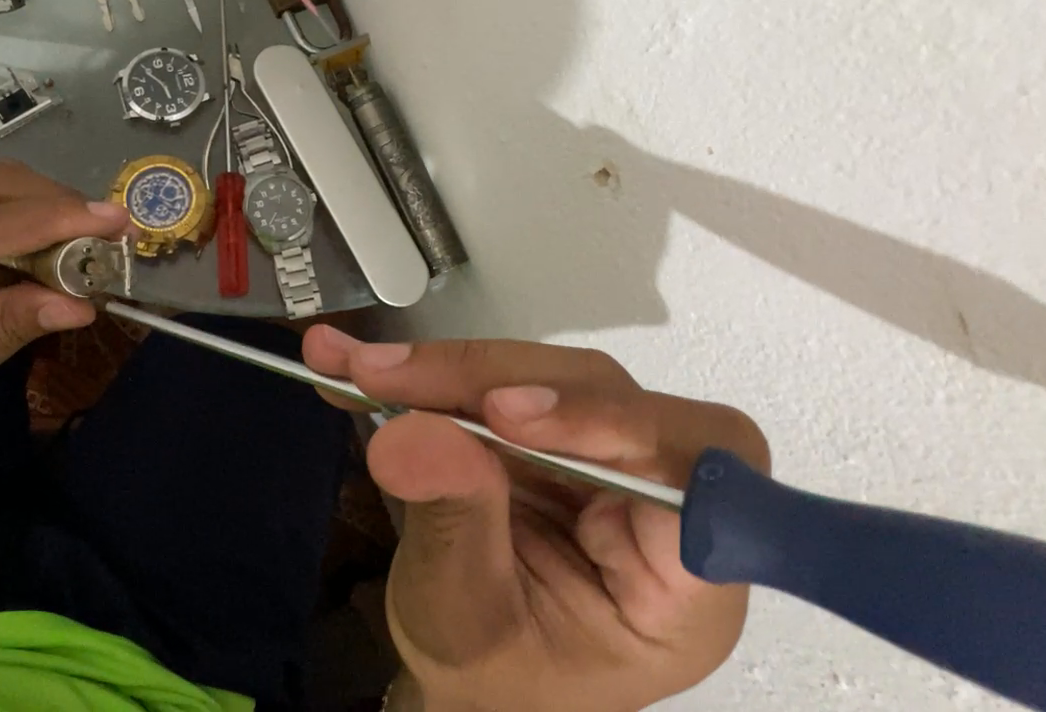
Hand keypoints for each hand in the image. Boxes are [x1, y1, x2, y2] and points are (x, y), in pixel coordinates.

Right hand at [302, 331, 769, 711]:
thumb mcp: (468, 623)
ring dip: (442, 367)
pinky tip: (351, 365)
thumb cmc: (492, 679)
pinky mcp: (549, 427)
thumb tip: (411, 431)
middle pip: (603, 396)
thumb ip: (454, 527)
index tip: (506, 417)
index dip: (614, 424)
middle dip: (486, 380)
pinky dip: (422, 372)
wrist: (466, 675)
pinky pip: (494, 381)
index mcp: (678, 578)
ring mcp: (601, 452)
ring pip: (542, 375)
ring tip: (351, 366)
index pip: (694, 476)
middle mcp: (653, 497)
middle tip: (387, 375)